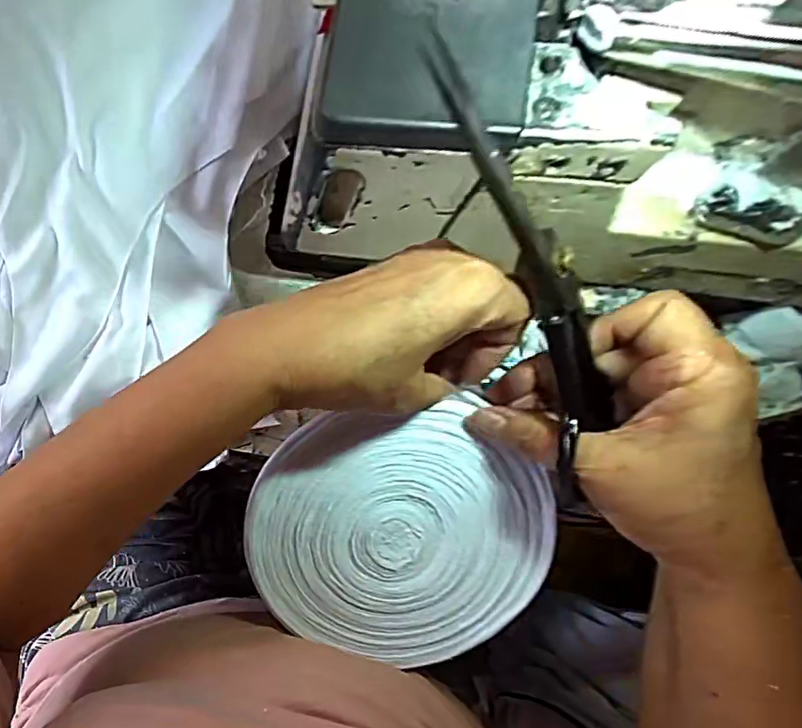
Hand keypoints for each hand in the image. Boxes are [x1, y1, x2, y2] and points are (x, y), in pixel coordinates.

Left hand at [217, 244, 529, 413]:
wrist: (284, 348)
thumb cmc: (345, 364)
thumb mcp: (410, 393)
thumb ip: (446, 388)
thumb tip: (445, 384)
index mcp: (473, 285)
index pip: (517, 317)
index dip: (492, 356)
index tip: (460, 380)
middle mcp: (448, 260)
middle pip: (486, 301)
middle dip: (468, 342)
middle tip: (436, 376)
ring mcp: (412, 259)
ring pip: (453, 295)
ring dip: (442, 331)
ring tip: (407, 367)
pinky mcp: (382, 268)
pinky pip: (421, 290)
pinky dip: (417, 318)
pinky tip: (387, 350)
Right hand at [466, 291, 784, 579]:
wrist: (706, 549)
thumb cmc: (681, 505)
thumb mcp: (599, 465)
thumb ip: (538, 436)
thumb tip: (484, 418)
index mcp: (699, 370)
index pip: (652, 312)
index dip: (600, 331)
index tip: (562, 369)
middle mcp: (685, 373)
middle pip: (609, 345)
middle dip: (557, 371)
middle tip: (513, 399)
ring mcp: (664, 396)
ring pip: (595, 374)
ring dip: (554, 394)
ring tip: (520, 419)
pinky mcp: (645, 418)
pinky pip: (596, 399)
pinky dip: (565, 412)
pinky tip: (540, 431)